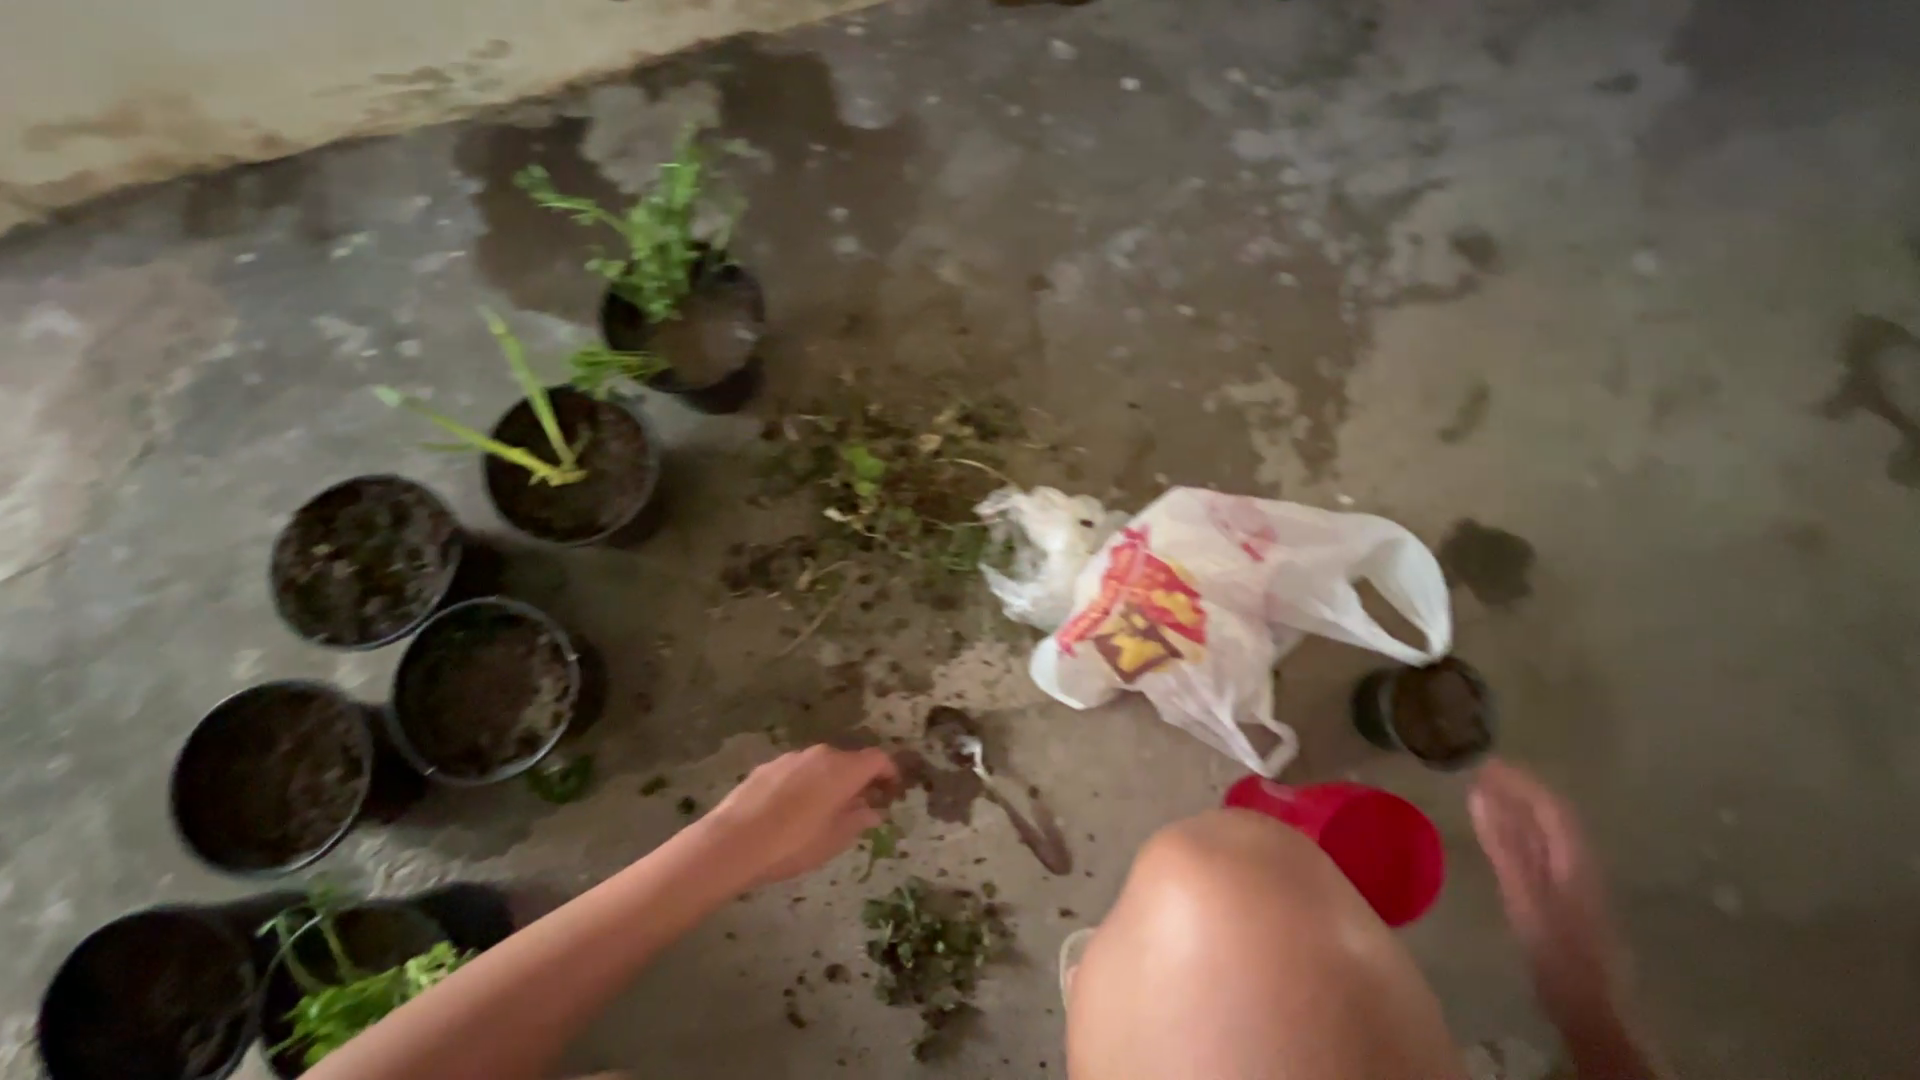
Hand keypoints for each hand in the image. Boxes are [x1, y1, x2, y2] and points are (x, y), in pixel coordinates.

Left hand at [697, 745, 900, 888]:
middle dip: (859, 779)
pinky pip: (798, 770)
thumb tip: (873, 809)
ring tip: (826, 809)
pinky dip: (806, 783)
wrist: (732, 842)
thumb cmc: (792, 845)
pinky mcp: (768, 766)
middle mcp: (820, 755)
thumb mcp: (834, 840)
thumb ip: (859, 820)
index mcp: (843, 770)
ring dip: (831, 780)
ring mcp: (792, 758)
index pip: (878, 759)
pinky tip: (794, 809)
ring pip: (822, 764)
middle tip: (861, 805)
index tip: (892, 791)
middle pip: (849, 760)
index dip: (889, 772)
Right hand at [1468, 759, 1621, 1026]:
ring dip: (1518, 809)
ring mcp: (1575, 882)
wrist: (1591, 1007)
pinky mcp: (1566, 898)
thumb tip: (1479, 793)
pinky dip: (1518, 833)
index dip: (1518, 780)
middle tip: (1478, 772)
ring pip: (1547, 832)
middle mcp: (1579, 863)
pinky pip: (1541, 850)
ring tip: (1484, 794)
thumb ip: (1502, 844)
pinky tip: (1500, 837)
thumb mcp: (1524, 896)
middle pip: (1551, 815)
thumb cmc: (1558, 951)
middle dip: (1518, 789)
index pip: (1548, 805)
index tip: (1483, 761)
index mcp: (1573, 858)